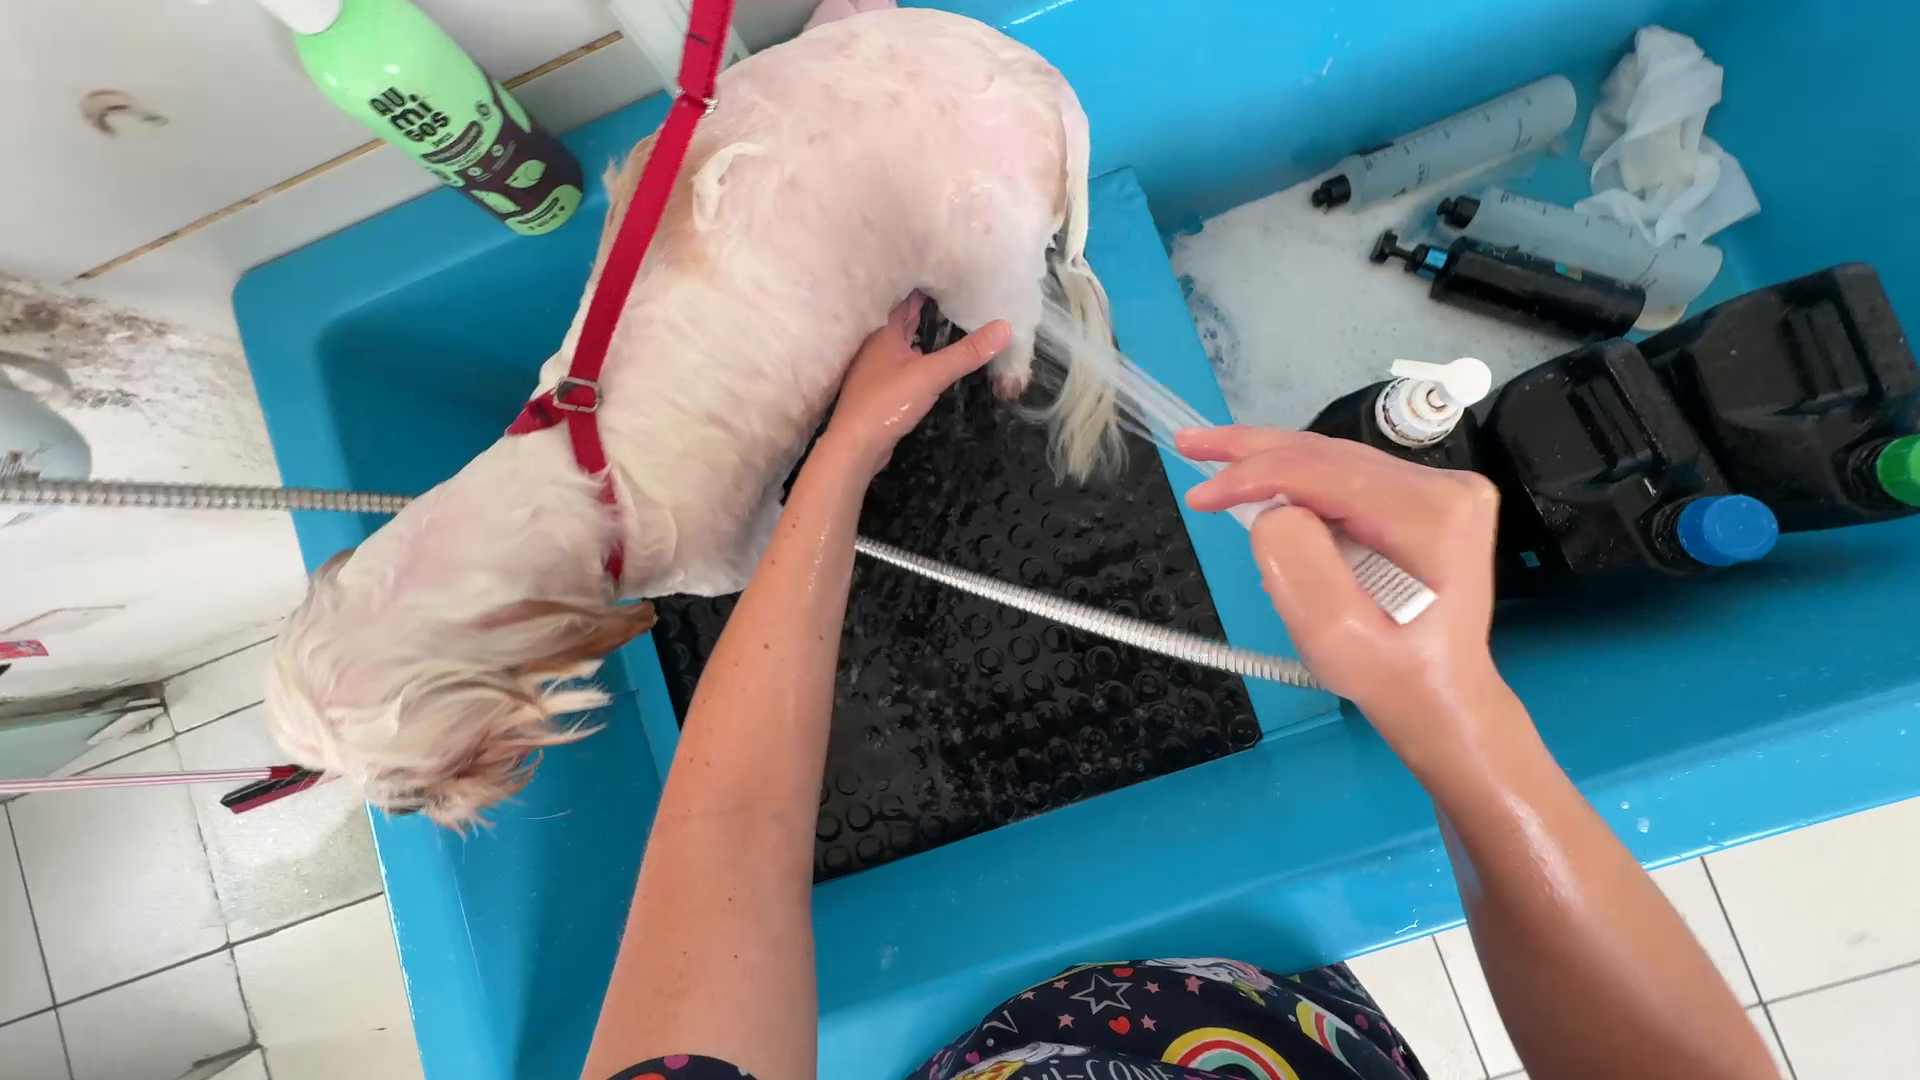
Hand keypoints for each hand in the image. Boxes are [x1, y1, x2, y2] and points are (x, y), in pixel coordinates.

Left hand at [821, 293, 1009, 475]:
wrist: (856, 445)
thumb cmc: (887, 401)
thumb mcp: (932, 374)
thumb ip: (967, 352)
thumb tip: (1005, 327)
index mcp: (883, 330)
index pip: (904, 296)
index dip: (923, 280)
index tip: (946, 267)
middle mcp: (875, 342)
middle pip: (900, 315)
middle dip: (922, 303)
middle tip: (950, 288)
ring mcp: (874, 365)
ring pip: (898, 338)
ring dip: (916, 328)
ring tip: (941, 315)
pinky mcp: (877, 386)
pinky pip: (898, 359)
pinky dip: (912, 352)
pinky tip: (924, 356)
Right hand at [1179, 427, 1522, 769]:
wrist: (1434, 694)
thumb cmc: (1383, 672)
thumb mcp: (1332, 633)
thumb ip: (1297, 563)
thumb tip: (1272, 512)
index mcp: (1429, 514)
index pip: (1319, 470)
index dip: (1250, 475)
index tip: (1198, 496)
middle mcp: (1442, 487)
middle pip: (1325, 453)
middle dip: (1250, 449)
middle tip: (1190, 442)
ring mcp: (1436, 490)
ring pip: (1330, 459)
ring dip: (1267, 457)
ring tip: (1211, 454)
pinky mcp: (1422, 500)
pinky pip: (1340, 475)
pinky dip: (1291, 476)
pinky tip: (1257, 480)